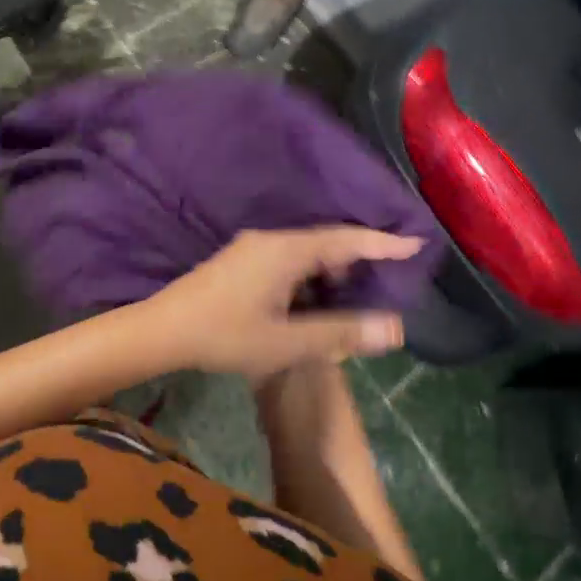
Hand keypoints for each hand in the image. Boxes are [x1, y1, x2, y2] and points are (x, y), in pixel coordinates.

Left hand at [142, 227, 420, 380]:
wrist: (164, 329)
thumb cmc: (226, 335)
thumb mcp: (288, 341)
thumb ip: (341, 333)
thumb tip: (394, 327)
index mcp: (284, 251)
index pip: (344, 239)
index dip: (382, 242)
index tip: (416, 243)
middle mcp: (269, 241)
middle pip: (325, 242)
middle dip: (359, 259)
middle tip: (390, 281)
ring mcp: (251, 249)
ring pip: (305, 253)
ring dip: (332, 271)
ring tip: (356, 299)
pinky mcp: (239, 262)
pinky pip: (288, 260)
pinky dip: (311, 276)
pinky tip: (317, 302)